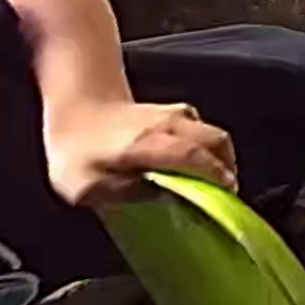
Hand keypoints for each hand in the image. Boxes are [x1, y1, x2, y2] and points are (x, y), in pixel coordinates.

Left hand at [44, 100, 238, 206]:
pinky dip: (212, 147)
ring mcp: (177, 113)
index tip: (226, 191)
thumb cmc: (77, 152)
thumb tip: (162, 196)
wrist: (80, 108)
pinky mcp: (179, 112)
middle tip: (228, 190)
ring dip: (222, 155)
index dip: (213, 173)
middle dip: (228, 164)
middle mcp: (169, 122)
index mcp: (146, 141)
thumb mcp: (85, 187)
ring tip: (219, 180)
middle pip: (214, 138)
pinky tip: (203, 163)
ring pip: (213, 132)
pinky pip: (205, 129)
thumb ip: (124, 193)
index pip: (192, 154)